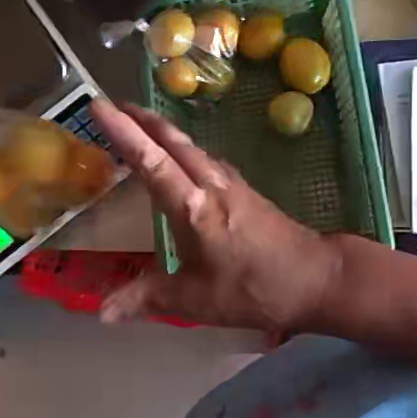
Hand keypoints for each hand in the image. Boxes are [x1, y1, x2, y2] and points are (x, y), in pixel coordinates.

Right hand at [89, 101, 342, 332]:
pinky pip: (206, 158)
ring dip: (164, 131)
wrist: (316, 276)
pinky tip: (182, 157)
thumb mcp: (197, 300)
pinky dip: (184, 149)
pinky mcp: (245, 190)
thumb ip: (148, 297)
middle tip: (113, 105)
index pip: (151, 161)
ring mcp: (232, 183)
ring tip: (140, 124)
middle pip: (173, 142)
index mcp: (194, 206)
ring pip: (191, 147)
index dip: (124, 133)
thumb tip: (102, 312)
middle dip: (142, 120)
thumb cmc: (255, 289)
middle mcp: (211, 184)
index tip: (100, 106)